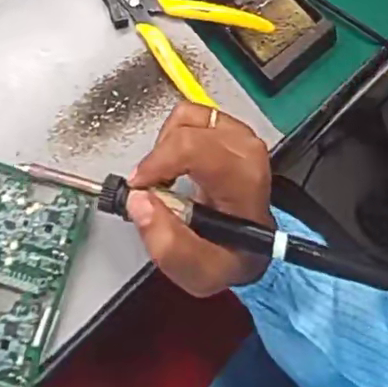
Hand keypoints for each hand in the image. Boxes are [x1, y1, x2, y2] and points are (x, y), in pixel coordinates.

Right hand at [127, 103, 274, 296]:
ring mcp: (240, 134)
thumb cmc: (228, 256)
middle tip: (151, 186)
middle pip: (186, 130)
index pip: (194, 148)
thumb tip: (139, 202)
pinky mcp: (229, 126)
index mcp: (244, 182)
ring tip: (166, 174)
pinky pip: (190, 115)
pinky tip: (176, 160)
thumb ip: (167, 244)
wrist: (248, 246)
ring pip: (186, 117)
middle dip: (159, 158)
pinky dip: (173, 134)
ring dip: (166, 144)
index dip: (158, 162)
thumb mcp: (200, 272)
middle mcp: (247, 150)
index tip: (140, 185)